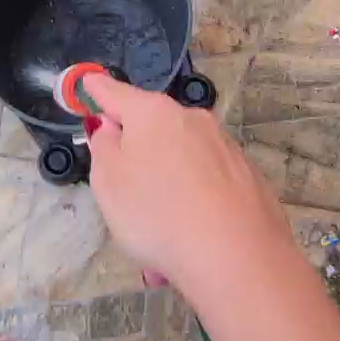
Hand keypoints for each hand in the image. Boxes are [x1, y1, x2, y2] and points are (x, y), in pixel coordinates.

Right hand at [81, 74, 295, 291]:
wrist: (238, 259)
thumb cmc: (157, 215)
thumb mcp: (108, 182)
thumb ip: (104, 147)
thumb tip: (113, 127)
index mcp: (153, 113)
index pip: (116, 93)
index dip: (98, 89)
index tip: (90, 82)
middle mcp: (192, 119)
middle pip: (153, 128)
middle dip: (138, 154)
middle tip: (125, 196)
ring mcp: (225, 146)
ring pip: (182, 161)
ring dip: (167, 187)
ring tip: (160, 236)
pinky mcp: (249, 176)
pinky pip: (208, 185)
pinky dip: (195, 203)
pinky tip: (193, 240)